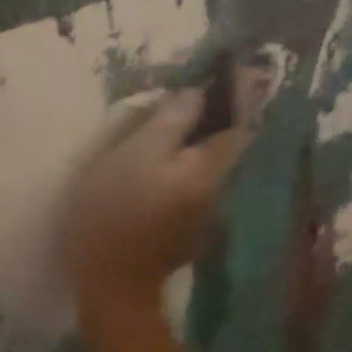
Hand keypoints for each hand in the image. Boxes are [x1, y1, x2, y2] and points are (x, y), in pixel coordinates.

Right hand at [62, 90, 250, 310]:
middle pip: (229, 142)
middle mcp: (218, 189)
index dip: (240, 92)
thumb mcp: (133, 155)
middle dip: (223, 112)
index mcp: (210, 168)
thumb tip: (196, 92)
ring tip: (186, 111)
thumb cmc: (114, 212)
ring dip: (205, 135)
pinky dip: (188, 160)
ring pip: (212, 162)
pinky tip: (169, 153)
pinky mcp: (186, 228)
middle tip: (206, 84)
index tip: (233, 66)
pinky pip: (195, 180)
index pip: (242, 122)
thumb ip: (169, 121)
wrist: (109, 286)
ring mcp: (204, 212)